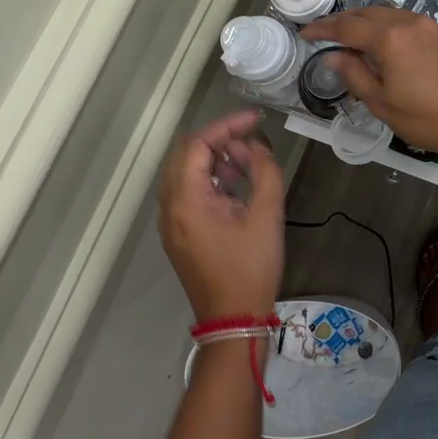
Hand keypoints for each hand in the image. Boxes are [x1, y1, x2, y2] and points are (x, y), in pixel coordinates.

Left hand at [157, 111, 283, 320]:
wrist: (234, 318)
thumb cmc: (252, 267)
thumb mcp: (267, 214)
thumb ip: (264, 170)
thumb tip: (257, 145)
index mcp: (186, 201)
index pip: (197, 145)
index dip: (227, 126)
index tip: (257, 120)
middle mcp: (169, 208)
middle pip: (184, 154)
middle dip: (219, 140)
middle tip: (252, 141)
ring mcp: (170, 223)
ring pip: (183, 172)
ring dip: (213, 159)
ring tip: (248, 165)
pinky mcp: (179, 234)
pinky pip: (186, 192)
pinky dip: (208, 179)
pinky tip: (236, 187)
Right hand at [300, 8, 437, 158]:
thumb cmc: (426, 119)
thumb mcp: (381, 102)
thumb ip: (354, 75)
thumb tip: (334, 56)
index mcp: (391, 38)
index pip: (347, 26)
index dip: (323, 28)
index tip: (305, 34)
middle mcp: (410, 22)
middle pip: (368, 13)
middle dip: (344, 21)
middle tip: (324, 34)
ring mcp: (430, 25)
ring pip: (389, 14)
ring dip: (366, 22)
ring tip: (349, 39)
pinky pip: (407, 22)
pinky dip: (388, 27)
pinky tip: (382, 45)